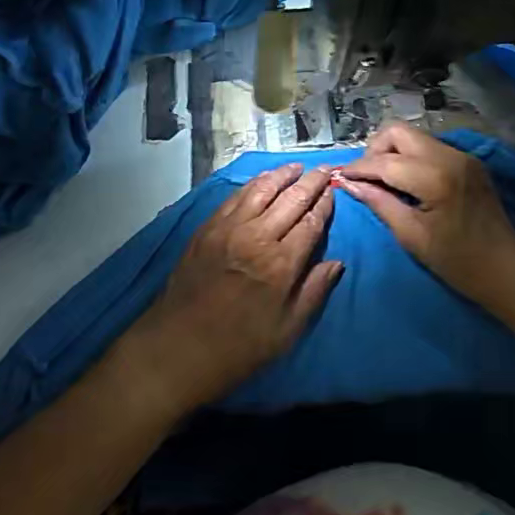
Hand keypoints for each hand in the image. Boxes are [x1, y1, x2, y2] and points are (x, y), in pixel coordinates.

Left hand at [115, 162, 343, 412]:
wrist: (179, 346)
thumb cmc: (238, 347)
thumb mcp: (286, 331)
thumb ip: (313, 292)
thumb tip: (336, 263)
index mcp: (281, 264)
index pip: (311, 222)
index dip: (325, 204)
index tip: (335, 189)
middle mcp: (257, 236)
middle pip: (290, 199)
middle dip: (311, 182)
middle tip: (325, 168)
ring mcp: (229, 228)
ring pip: (261, 190)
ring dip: (282, 175)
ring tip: (296, 167)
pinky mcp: (208, 227)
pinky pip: (235, 197)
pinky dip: (253, 184)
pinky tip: (262, 180)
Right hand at [335, 122, 514, 300]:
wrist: (506, 269)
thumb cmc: (456, 261)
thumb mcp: (411, 235)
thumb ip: (379, 203)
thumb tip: (349, 184)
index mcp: (435, 177)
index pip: (385, 161)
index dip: (359, 168)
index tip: (340, 176)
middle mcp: (449, 156)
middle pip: (398, 132)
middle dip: (376, 150)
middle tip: (366, 177)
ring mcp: (462, 156)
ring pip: (414, 136)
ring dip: (393, 152)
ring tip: (383, 179)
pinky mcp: (468, 161)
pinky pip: (430, 147)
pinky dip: (411, 157)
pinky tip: (407, 181)